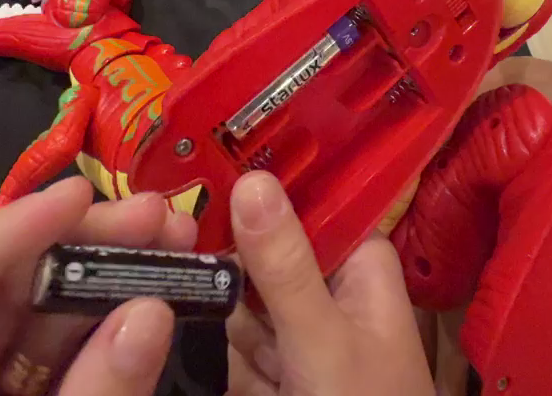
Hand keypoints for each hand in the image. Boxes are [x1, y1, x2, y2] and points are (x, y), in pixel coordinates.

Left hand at [0, 177, 196, 395]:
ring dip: (112, 275)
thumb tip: (154, 308)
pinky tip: (160, 289)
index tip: (79, 195)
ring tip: (177, 238)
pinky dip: (112, 322)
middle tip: (159, 214)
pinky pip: (65, 354)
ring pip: (42, 318)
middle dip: (84, 243)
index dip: (3, 235)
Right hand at [223, 172, 433, 395]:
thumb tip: (251, 177)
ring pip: (243, 303)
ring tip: (257, 357)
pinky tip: (256, 382)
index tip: (201, 181)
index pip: (303, 201)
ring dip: (228, 325)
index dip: (254, 192)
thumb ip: (285, 265)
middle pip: (263, 251)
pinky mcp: (278, 369)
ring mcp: (301, 330)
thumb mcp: (324, 339)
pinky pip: (239, 348)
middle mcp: (330, 282)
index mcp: (358, 258)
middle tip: (193, 270)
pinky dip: (235, 365)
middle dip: (232, 271)